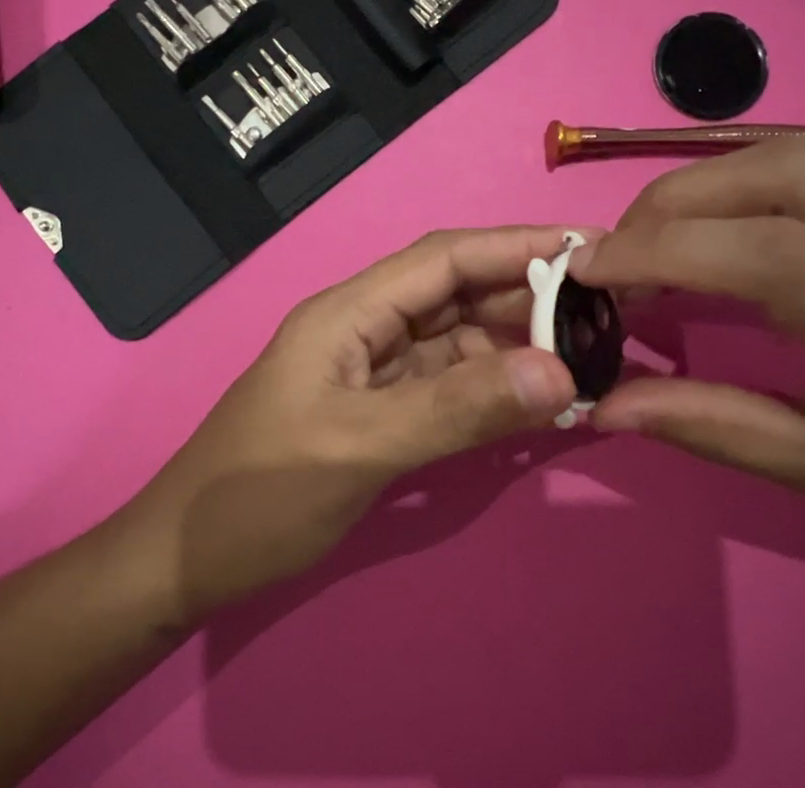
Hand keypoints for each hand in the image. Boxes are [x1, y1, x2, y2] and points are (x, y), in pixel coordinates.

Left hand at [121, 227, 583, 620]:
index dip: (517, 245)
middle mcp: (364, 331)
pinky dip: (496, 391)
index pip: (444, 258)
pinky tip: (544, 402)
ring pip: (459, 343)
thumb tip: (560, 371)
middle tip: (613, 310)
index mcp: (348, 313)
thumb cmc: (261, 494)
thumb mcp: (359, 446)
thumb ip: (457, 408)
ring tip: (595, 355)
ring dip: (520, 347)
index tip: (593, 248)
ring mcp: (373, 376)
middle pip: (458, 296)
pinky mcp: (381, 417)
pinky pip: (450, 390)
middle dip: (530, 297)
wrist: (191, 559)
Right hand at [570, 140, 804, 564]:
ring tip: (649, 243)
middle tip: (614, 254)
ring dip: (701, 185)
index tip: (585, 272)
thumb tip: (611, 403)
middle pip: (775, 170)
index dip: (660, 249)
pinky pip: (804, 179)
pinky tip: (705, 240)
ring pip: (788, 159)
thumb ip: (720, 430)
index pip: (761, 251)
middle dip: (672, 199)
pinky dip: (732, 193)